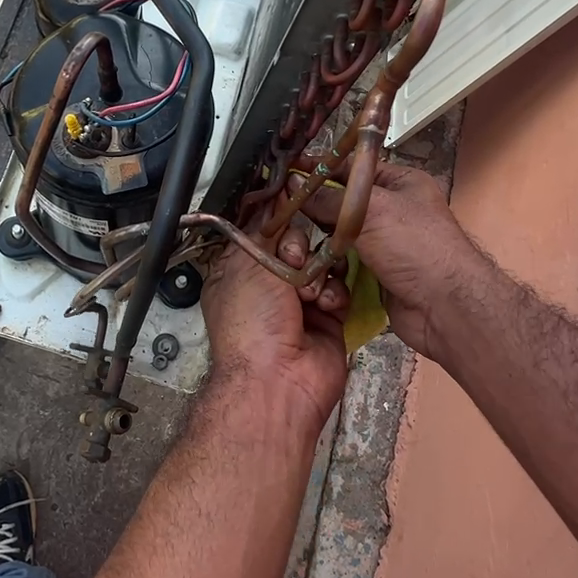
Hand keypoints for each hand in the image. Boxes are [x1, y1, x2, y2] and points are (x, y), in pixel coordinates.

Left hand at [199, 220, 351, 432]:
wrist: (278, 381)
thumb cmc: (250, 323)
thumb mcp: (248, 264)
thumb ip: (266, 228)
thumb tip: (274, 197)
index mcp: (237, 272)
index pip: (261, 232)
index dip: (277, 221)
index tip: (290, 210)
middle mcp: (267, 286)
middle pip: (296, 244)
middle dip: (299, 248)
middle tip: (295, 261)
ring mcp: (299, 303)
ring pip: (321, 264)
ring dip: (319, 272)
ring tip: (310, 292)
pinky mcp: (328, 319)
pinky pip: (340, 289)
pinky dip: (335, 294)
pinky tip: (326, 306)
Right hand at [302, 162, 480, 363]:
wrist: (445, 307)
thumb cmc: (416, 246)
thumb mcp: (372, 211)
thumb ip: (330, 199)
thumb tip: (293, 183)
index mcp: (402, 184)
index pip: (355, 167)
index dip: (324, 168)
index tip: (291, 170)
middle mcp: (394, 210)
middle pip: (345, 203)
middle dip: (316, 207)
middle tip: (283, 207)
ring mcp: (385, 244)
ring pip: (341, 235)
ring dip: (321, 240)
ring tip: (292, 240)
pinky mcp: (376, 273)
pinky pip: (344, 262)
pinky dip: (329, 264)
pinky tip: (308, 264)